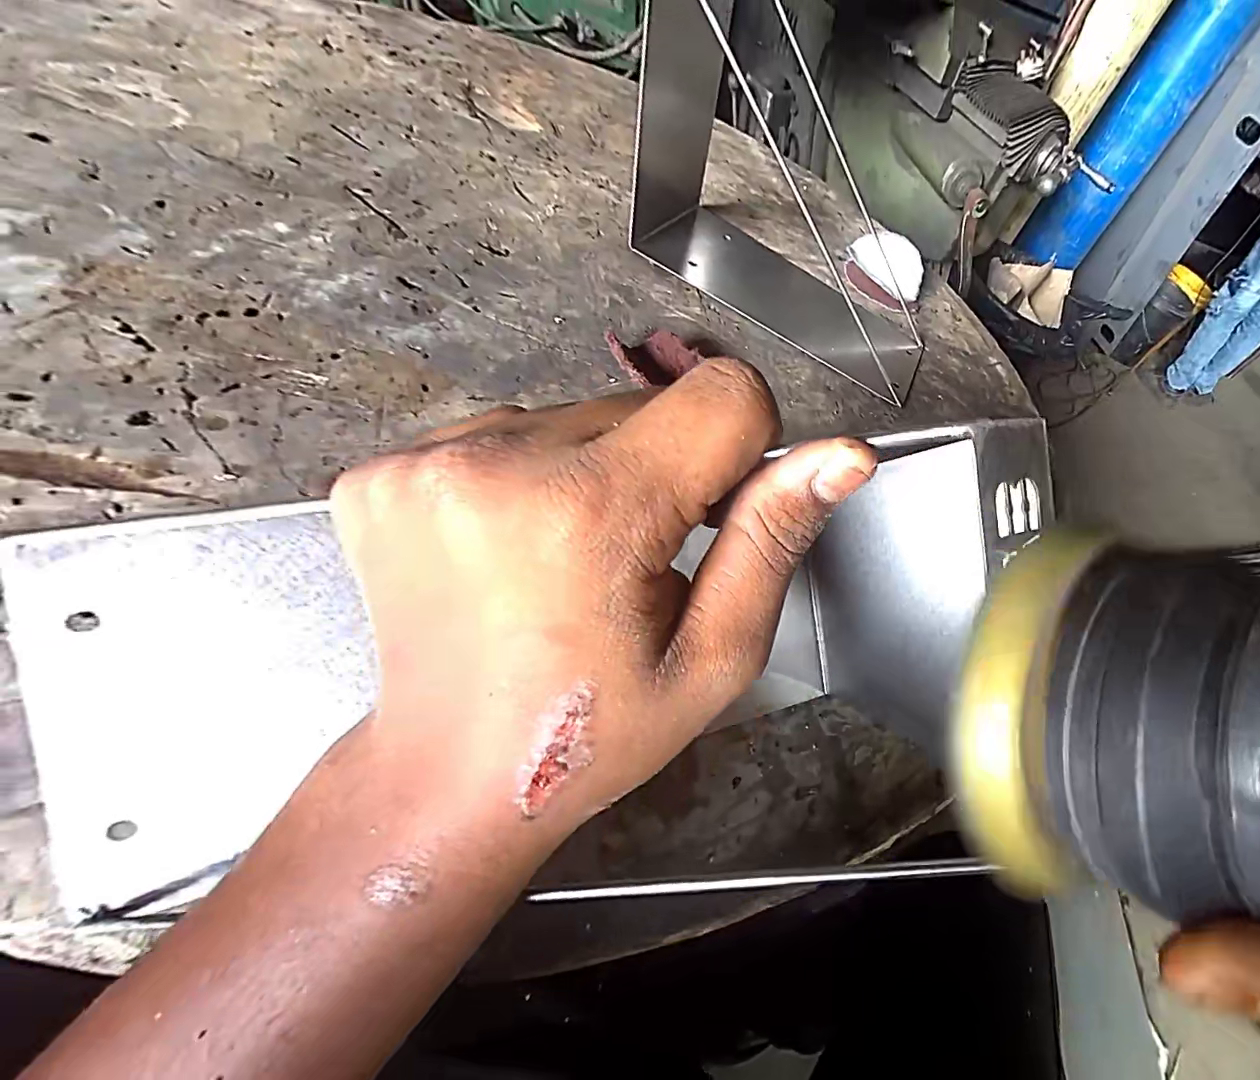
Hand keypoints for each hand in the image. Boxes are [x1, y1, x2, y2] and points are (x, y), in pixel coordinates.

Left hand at [329, 359, 876, 834]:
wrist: (446, 774)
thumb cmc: (596, 729)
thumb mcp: (718, 652)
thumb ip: (776, 537)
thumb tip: (842, 457)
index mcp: (592, 513)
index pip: (723, 394)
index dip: (750, 442)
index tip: (724, 510)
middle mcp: (500, 463)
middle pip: (656, 404)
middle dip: (678, 467)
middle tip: (655, 553)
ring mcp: (430, 458)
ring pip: (590, 414)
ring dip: (614, 470)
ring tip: (592, 557)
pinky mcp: (391, 464)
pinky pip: (522, 431)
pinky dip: (551, 475)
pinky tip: (537, 544)